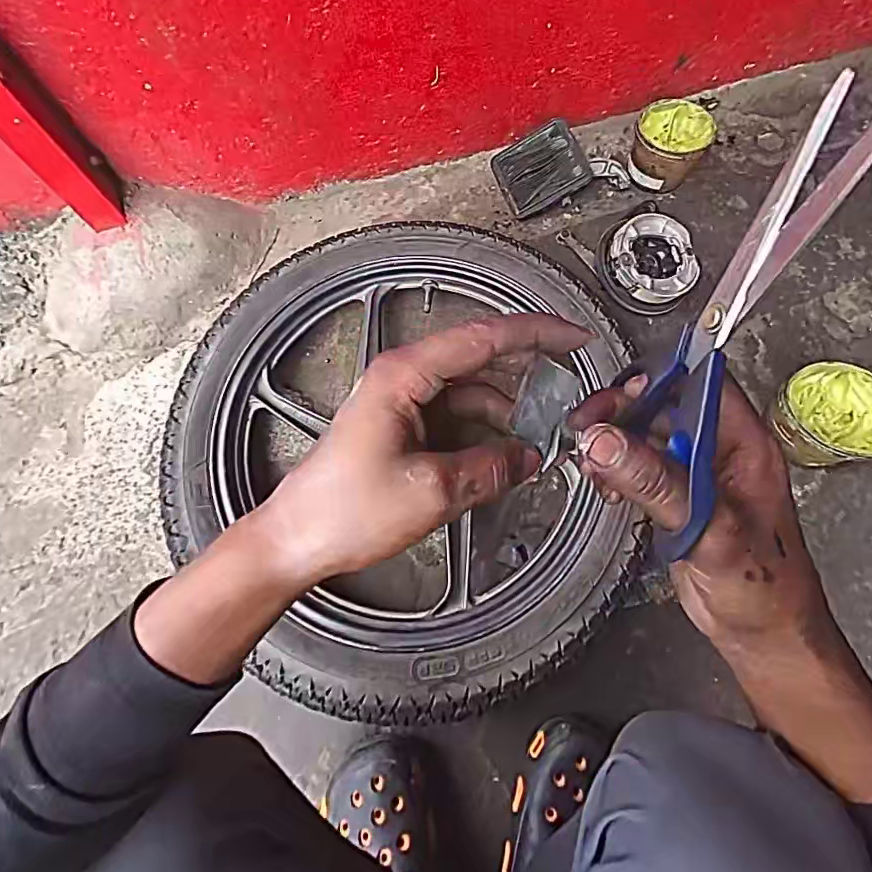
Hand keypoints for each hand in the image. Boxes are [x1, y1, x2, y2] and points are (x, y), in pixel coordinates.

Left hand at [253, 313, 591, 587]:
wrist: (298, 538)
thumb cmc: (341, 510)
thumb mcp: (431, 491)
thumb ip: (490, 469)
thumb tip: (528, 458)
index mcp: (404, 375)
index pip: (484, 337)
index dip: (536, 333)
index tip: (572, 337)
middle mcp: (403, 379)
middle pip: (480, 358)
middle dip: (528, 371)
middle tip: (568, 383)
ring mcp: (404, 402)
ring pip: (473, 390)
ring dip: (508, 408)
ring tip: (541, 430)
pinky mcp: (405, 426)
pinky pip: (458, 417)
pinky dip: (486, 430)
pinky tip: (508, 450)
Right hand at [567, 371, 829, 656]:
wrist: (763, 635)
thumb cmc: (765, 587)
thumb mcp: (711, 528)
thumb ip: (657, 483)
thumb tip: (607, 442)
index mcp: (744, 443)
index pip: (702, 382)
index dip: (659, 377)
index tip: (620, 391)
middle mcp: (719, 450)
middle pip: (664, 403)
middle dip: (623, 410)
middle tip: (590, 425)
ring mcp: (694, 473)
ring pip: (645, 434)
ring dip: (613, 442)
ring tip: (593, 460)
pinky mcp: (675, 497)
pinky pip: (637, 466)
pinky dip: (614, 470)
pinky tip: (606, 486)